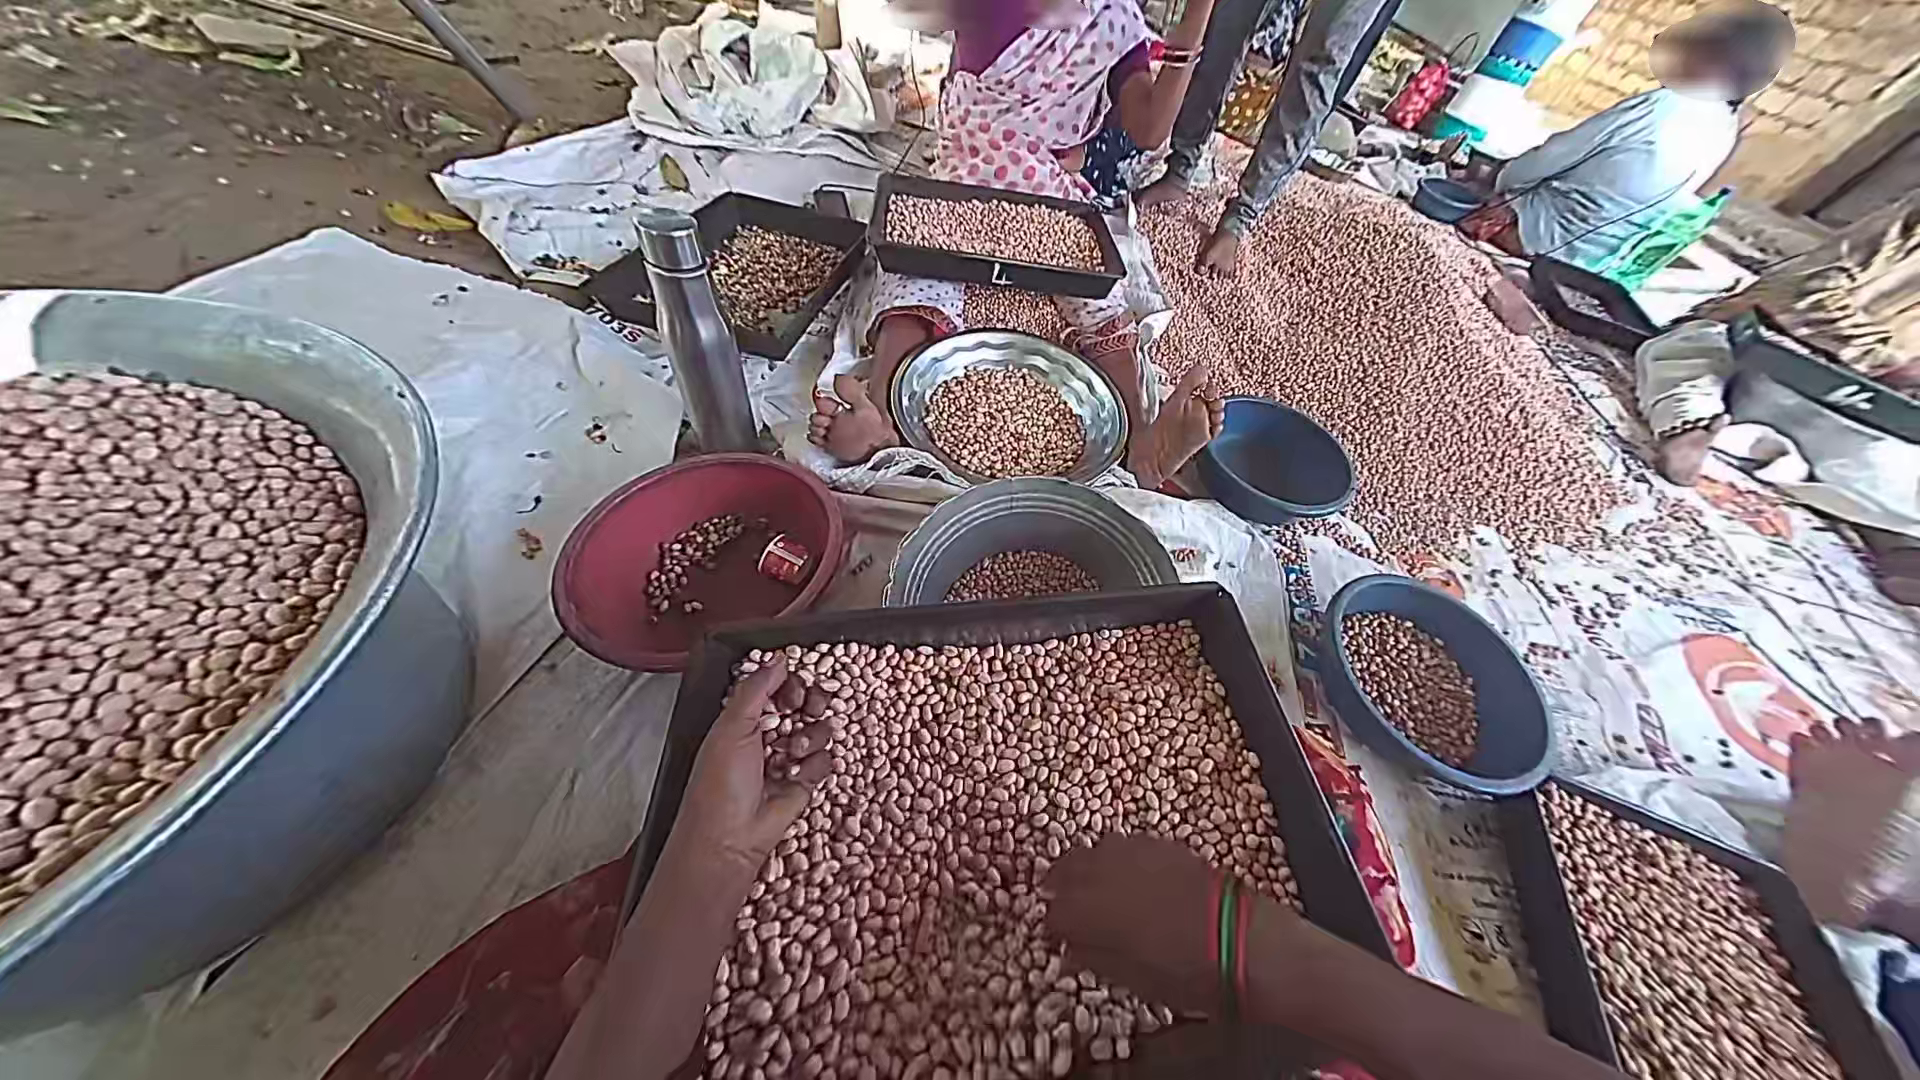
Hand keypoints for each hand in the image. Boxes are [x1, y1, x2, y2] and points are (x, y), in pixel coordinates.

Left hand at [667, 656, 835, 888]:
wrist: (729, 838)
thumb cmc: (719, 785)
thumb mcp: (732, 727)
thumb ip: (756, 688)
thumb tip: (778, 659)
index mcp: (748, 717)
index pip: (781, 686)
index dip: (791, 684)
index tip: (792, 692)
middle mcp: (771, 733)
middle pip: (807, 702)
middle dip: (811, 703)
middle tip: (806, 709)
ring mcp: (790, 756)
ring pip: (820, 728)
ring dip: (809, 737)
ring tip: (791, 753)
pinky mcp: (807, 778)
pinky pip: (825, 758)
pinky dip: (812, 766)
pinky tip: (794, 777)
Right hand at [1044, 834, 1241, 1013]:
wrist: (1244, 941)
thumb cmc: (1188, 973)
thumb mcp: (1135, 980)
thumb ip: (1095, 959)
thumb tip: (1070, 952)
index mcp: (1093, 909)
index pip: (1056, 911)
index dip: (1052, 924)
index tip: (1054, 935)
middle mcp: (1104, 871)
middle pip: (1067, 869)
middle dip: (1058, 884)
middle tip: (1057, 899)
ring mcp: (1131, 851)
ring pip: (1093, 851)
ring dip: (1084, 866)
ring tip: (1089, 883)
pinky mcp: (1157, 843)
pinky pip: (1124, 844)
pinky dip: (1116, 857)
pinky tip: (1125, 871)